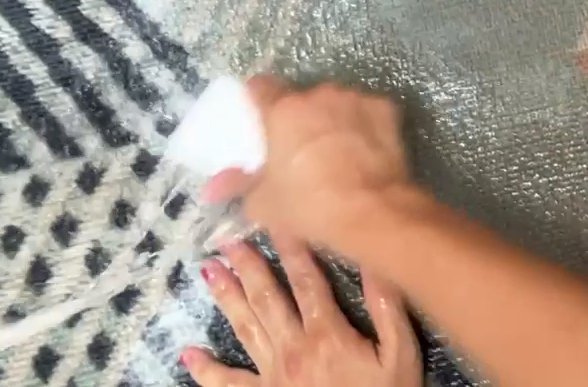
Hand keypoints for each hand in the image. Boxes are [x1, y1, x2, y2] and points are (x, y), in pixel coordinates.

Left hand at [183, 239, 421, 386]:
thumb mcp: (401, 353)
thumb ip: (387, 307)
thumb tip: (373, 260)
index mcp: (327, 333)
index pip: (307, 280)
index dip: (294, 247)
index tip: (281, 217)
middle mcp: (293, 350)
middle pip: (267, 298)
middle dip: (248, 266)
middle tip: (227, 239)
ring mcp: (272, 378)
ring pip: (245, 329)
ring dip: (226, 298)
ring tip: (208, 271)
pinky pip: (229, 386)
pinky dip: (206, 371)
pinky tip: (187, 355)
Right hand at [204, 78, 418, 251]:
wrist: (371, 208)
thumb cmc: (309, 205)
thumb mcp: (264, 202)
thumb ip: (238, 185)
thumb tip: (212, 187)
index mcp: (283, 110)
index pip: (261, 86)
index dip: (257, 98)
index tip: (258, 116)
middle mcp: (320, 94)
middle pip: (302, 98)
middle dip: (298, 117)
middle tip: (297, 147)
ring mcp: (355, 97)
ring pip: (335, 102)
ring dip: (330, 119)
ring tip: (333, 151)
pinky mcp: (385, 106)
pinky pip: (365, 110)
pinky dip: (361, 124)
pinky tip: (361, 149)